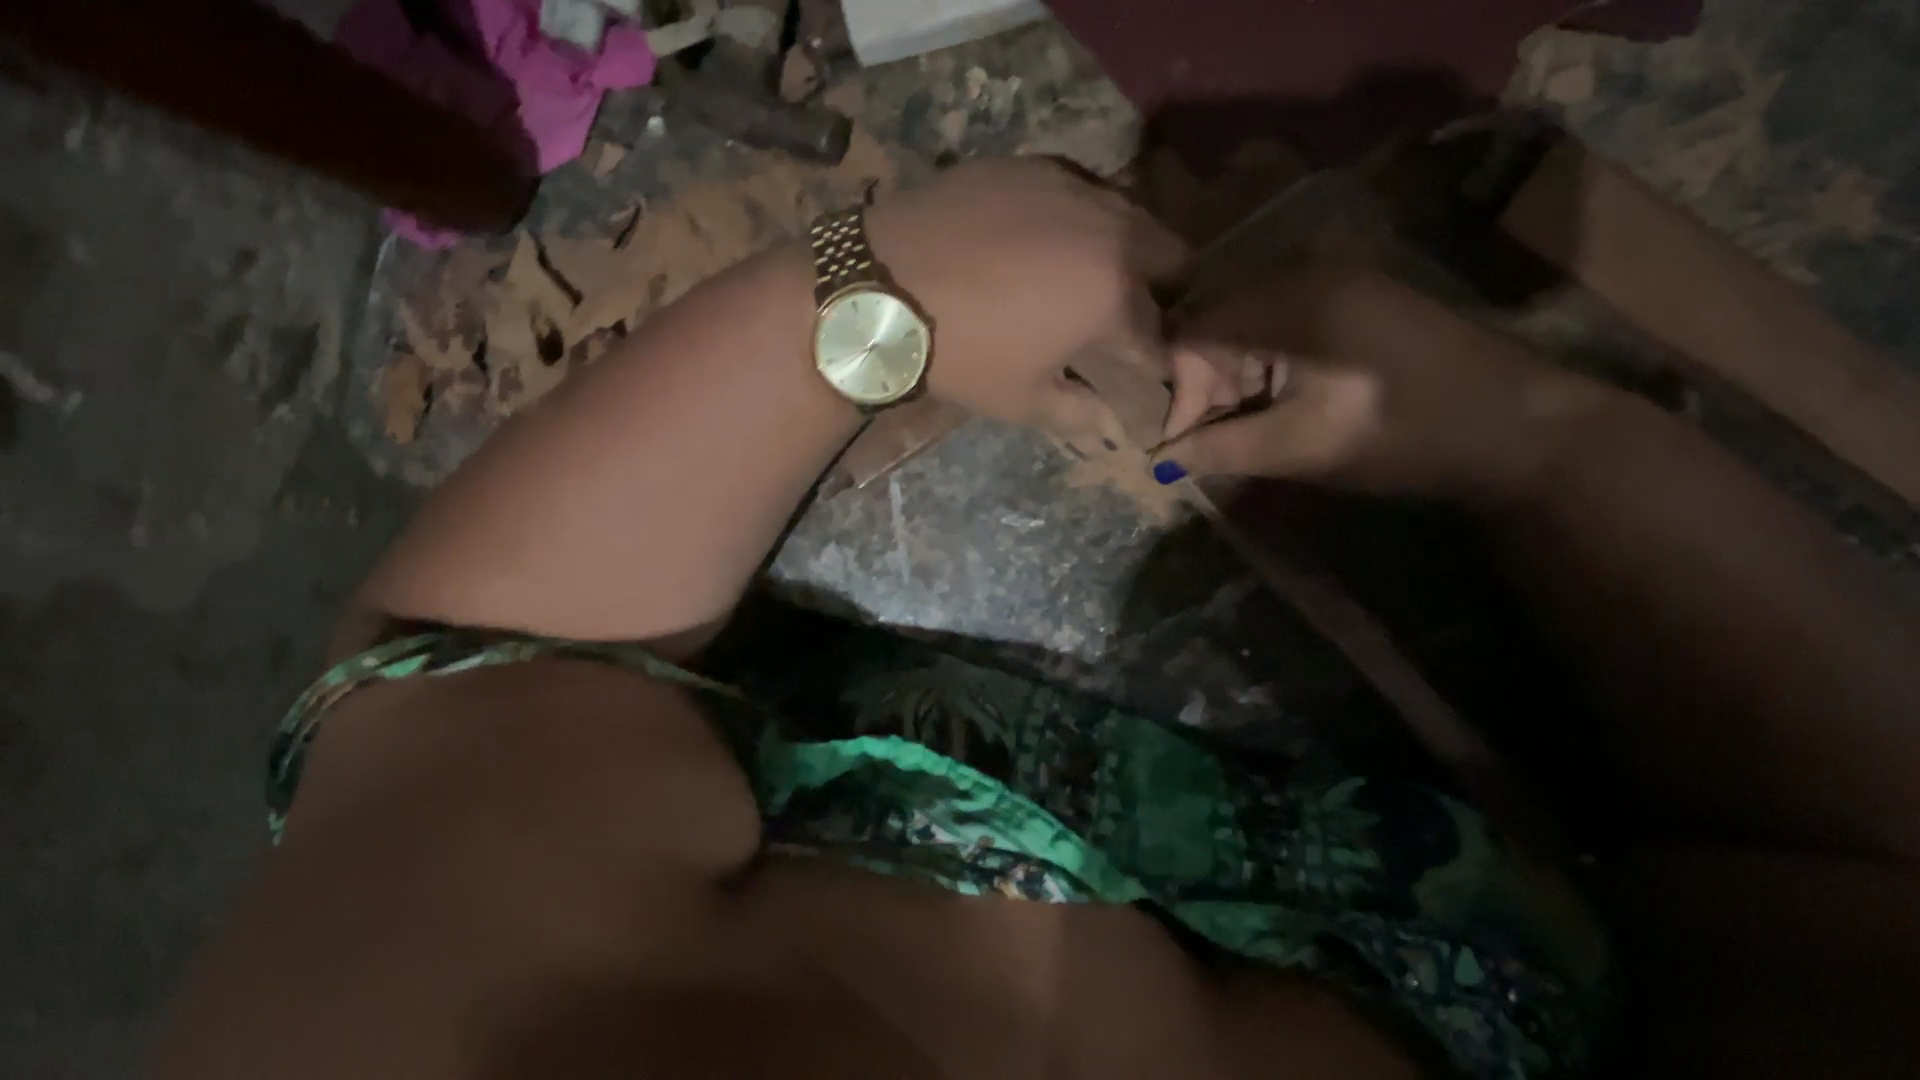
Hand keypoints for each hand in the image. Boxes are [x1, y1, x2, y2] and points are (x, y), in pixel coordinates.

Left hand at [864, 158, 1187, 430]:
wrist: (878, 285)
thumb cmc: (958, 353)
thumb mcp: (1021, 400)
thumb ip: (1081, 413)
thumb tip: (1112, 423)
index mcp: (1115, 296)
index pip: (1162, 336)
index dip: (1158, 363)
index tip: (1140, 375)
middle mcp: (1111, 230)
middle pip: (1171, 259)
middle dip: (1158, 293)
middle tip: (1118, 320)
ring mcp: (1072, 188)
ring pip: (1130, 216)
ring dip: (1124, 251)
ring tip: (1081, 279)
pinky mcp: (1032, 165)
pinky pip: (1080, 192)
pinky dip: (1078, 221)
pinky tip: (1040, 243)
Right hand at [1153, 265, 1620, 501]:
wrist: (1517, 426)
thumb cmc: (1402, 434)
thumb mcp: (1300, 447)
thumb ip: (1220, 447)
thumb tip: (1160, 456)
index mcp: (1290, 296)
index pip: (1192, 328)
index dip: (1179, 387)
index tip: (1184, 439)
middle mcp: (1306, 267)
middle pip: (1217, 317)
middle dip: (1205, 382)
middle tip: (1215, 437)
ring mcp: (1337, 274)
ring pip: (1248, 319)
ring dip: (1235, 375)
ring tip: (1250, 425)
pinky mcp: (1357, 291)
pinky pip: (1283, 318)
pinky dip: (1267, 361)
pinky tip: (1283, 400)